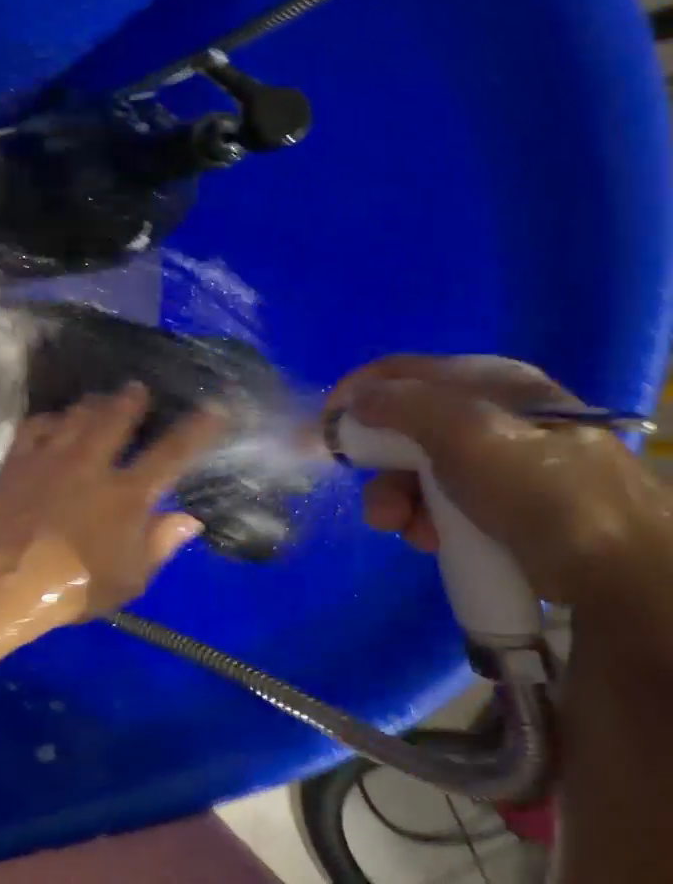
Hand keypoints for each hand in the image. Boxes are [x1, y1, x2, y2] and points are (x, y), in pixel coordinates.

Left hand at [0, 384, 225, 624]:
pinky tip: (53, 419)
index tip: (212, 410)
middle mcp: (90, 465)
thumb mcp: (131, 577)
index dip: (196, 430)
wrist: (7, 578)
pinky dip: (48, 418)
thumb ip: (159, 543)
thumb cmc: (76, 586)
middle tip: (137, 388)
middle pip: (115, 420)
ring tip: (99, 399)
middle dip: (130, 400)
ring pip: (75, 417)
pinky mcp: (16, 461)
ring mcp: (49, 459)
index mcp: (127, 494)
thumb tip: (188, 518)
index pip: (171, 453)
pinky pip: (34, 427)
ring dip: (91, 405)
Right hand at [325, 355, 672, 621]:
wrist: (620, 574)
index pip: (404, 371)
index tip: (326, 427)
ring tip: (399, 527)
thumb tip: (353, 401)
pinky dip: (425, 519)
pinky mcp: (509, 504)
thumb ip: (401, 406)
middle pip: (407, 425)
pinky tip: (429, 539)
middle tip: (362, 488)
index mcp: (495, 385)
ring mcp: (506, 462)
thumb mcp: (465, 434)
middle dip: (377, 461)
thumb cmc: (538, 491)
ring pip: (420, 469)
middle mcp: (498, 416)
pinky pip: (444, 501)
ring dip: (396, 498)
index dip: (357, 393)